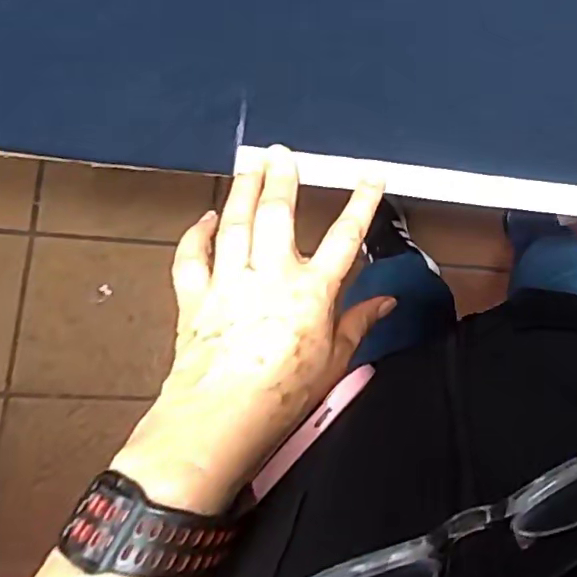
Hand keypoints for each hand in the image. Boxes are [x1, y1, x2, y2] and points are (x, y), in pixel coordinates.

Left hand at [109, 146, 395, 513]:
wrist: (217, 422)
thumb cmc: (277, 398)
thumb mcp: (335, 363)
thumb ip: (360, 323)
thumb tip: (383, 304)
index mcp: (311, 293)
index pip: (345, 235)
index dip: (362, 202)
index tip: (370, 178)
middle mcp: (270, 277)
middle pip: (279, 213)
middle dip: (282, 178)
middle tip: (282, 153)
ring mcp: (231, 282)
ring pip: (237, 222)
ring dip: (244, 189)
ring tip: (249, 164)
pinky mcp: (198, 296)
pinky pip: (193, 255)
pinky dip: (197, 233)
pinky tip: (206, 217)